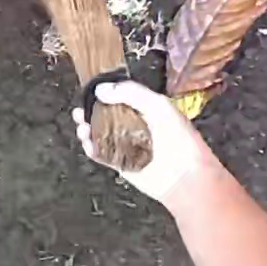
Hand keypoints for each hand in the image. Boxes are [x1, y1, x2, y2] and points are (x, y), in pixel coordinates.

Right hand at [71, 80, 225, 209]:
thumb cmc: (179, 139)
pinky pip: (102, 155)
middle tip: (81, 111)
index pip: (120, 98)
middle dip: (91, 113)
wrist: (185, 176)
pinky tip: (87, 143)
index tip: (91, 91)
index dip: (104, 94)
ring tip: (82, 127)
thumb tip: (101, 89)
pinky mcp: (122, 165)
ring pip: (101, 136)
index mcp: (146, 110)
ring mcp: (127, 146)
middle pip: (106, 117)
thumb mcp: (158, 105)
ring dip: (88, 130)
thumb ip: (130, 92)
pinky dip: (92, 149)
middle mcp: (135, 127)